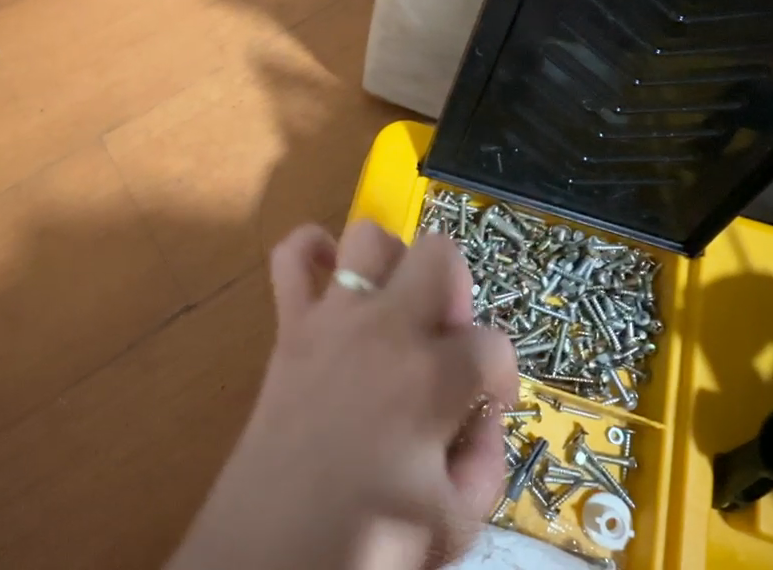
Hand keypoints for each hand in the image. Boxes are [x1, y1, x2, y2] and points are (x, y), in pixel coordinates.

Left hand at [166, 221, 517, 569]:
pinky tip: (332, 279)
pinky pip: (291, 255)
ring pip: (370, 235)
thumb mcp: (455, 524)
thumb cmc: (366, 541)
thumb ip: (486, 462)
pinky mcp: (289, 324)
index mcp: (432, 379)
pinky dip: (312, 251)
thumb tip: (481, 415)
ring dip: (394, 264)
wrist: (270, 549)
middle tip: (443, 340)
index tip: (486, 406)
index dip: (502, 377)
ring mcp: (332, 318)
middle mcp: (385, 329)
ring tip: (395, 308)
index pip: (494, 343)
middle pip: (441, 253)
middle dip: (455, 291)